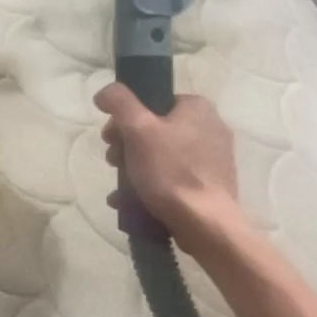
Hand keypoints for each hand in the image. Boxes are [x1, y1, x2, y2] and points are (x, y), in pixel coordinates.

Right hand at [94, 83, 244, 254]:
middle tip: (113, 161)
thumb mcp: (137, 129)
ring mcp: (212, 158)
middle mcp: (210, 128)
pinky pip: (171, 177)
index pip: (152, 101)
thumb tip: (105, 93)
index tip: (111, 137)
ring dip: (133, 168)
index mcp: (198, 108)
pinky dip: (150, 185)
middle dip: (126, 146)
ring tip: (120, 186)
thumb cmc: (170, 171)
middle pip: (153, 129)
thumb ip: (119, 102)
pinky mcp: (209, 184)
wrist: (205, 223)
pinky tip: (129, 200)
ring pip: (160, 154)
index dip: (125, 117)